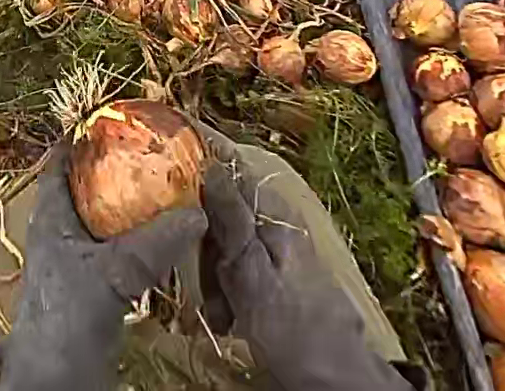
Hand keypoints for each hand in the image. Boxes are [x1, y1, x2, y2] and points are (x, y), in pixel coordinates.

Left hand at [0, 142, 205, 390]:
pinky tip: (165, 234)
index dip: (80, 136)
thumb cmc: (67, 320)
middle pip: (87, 184)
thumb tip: (198, 211)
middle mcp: (62, 230)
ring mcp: (76, 258)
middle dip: (115, 165)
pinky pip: (118, 246)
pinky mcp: (94, 284)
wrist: (56, 386)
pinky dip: (139, 235)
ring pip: (104, 216)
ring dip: (129, 202)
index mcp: (52, 215)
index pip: (60, 161)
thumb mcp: (112, 275)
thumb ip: (153, 244)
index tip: (113, 118)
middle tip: (150, 147)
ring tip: (164, 184)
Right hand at [198, 127, 419, 390]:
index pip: (226, 159)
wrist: (340, 382)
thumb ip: (230, 216)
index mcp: (268, 208)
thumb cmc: (293, 327)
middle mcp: (271, 218)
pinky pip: (236, 263)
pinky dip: (225, 285)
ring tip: (215, 306)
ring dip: (210, 267)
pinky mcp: (273, 272)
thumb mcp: (251, 271)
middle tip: (187, 263)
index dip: (195, 146)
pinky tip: (226, 314)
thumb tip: (207, 162)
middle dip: (196, 229)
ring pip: (222, 235)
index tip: (164, 138)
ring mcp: (273, 246)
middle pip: (217, 200)